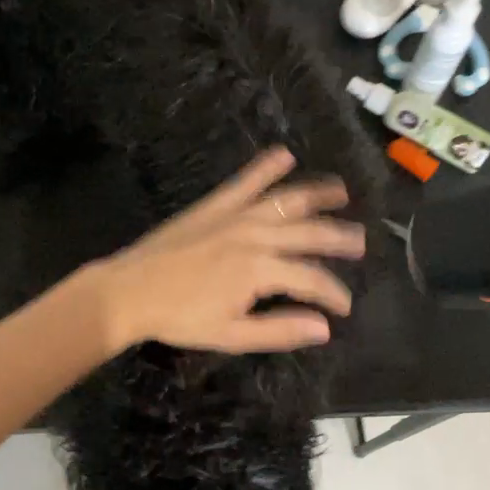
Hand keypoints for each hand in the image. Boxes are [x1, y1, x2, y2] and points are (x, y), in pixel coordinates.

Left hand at [82, 147, 365, 353]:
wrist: (129, 291)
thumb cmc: (180, 318)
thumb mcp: (231, 334)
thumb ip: (280, 330)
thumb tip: (324, 328)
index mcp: (260, 270)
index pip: (312, 279)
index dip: (334, 294)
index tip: (344, 308)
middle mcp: (255, 235)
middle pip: (310, 232)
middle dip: (340, 238)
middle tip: (361, 243)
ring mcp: (234, 215)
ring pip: (286, 199)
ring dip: (317, 193)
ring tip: (341, 191)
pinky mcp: (213, 205)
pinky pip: (245, 181)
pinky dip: (265, 167)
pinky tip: (284, 154)